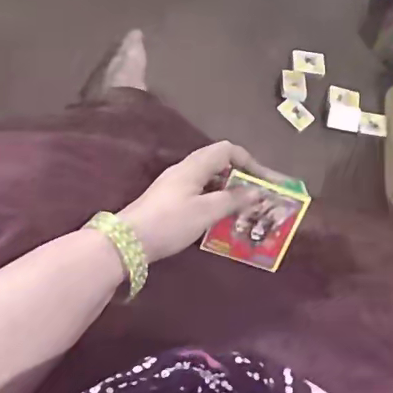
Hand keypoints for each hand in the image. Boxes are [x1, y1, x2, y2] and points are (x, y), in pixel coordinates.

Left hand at [118, 141, 284, 260]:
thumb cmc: (169, 223)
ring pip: (210, 182)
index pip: (228, 150)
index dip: (250, 162)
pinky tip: (222, 220)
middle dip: (242, 178)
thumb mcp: (206, 212)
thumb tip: (256, 191)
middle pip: (219, 164)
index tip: (266, 181)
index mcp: (194, 166)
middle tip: (259, 197)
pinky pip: (200, 195)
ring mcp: (175, 186)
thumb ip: (233, 199)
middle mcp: (184, 171)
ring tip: (246, 211)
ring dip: (230, 193)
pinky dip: (216, 203)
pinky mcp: (169, 202)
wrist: (127, 241)